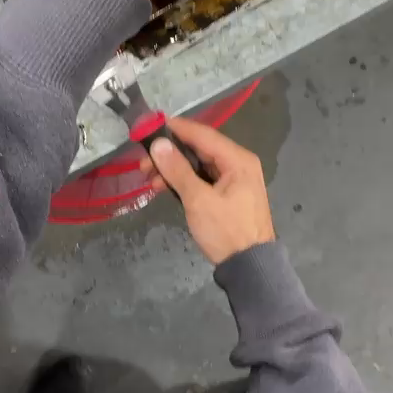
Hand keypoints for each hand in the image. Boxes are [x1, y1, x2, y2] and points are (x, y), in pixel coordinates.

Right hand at [140, 117, 274, 264]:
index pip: (202, 134)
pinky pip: (202, 179)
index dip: (175, 129)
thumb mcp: (198, 200)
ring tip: (150, 179)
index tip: (149, 126)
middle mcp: (238, 164)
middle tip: (143, 163)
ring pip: (198, 165)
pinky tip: (164, 188)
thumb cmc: (225, 231)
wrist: (248, 266)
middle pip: (199, 149)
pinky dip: (183, 181)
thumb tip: (158, 145)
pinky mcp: (227, 194)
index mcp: (237, 160)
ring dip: (173, 169)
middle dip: (170, 154)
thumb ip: (177, 170)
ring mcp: (233, 180)